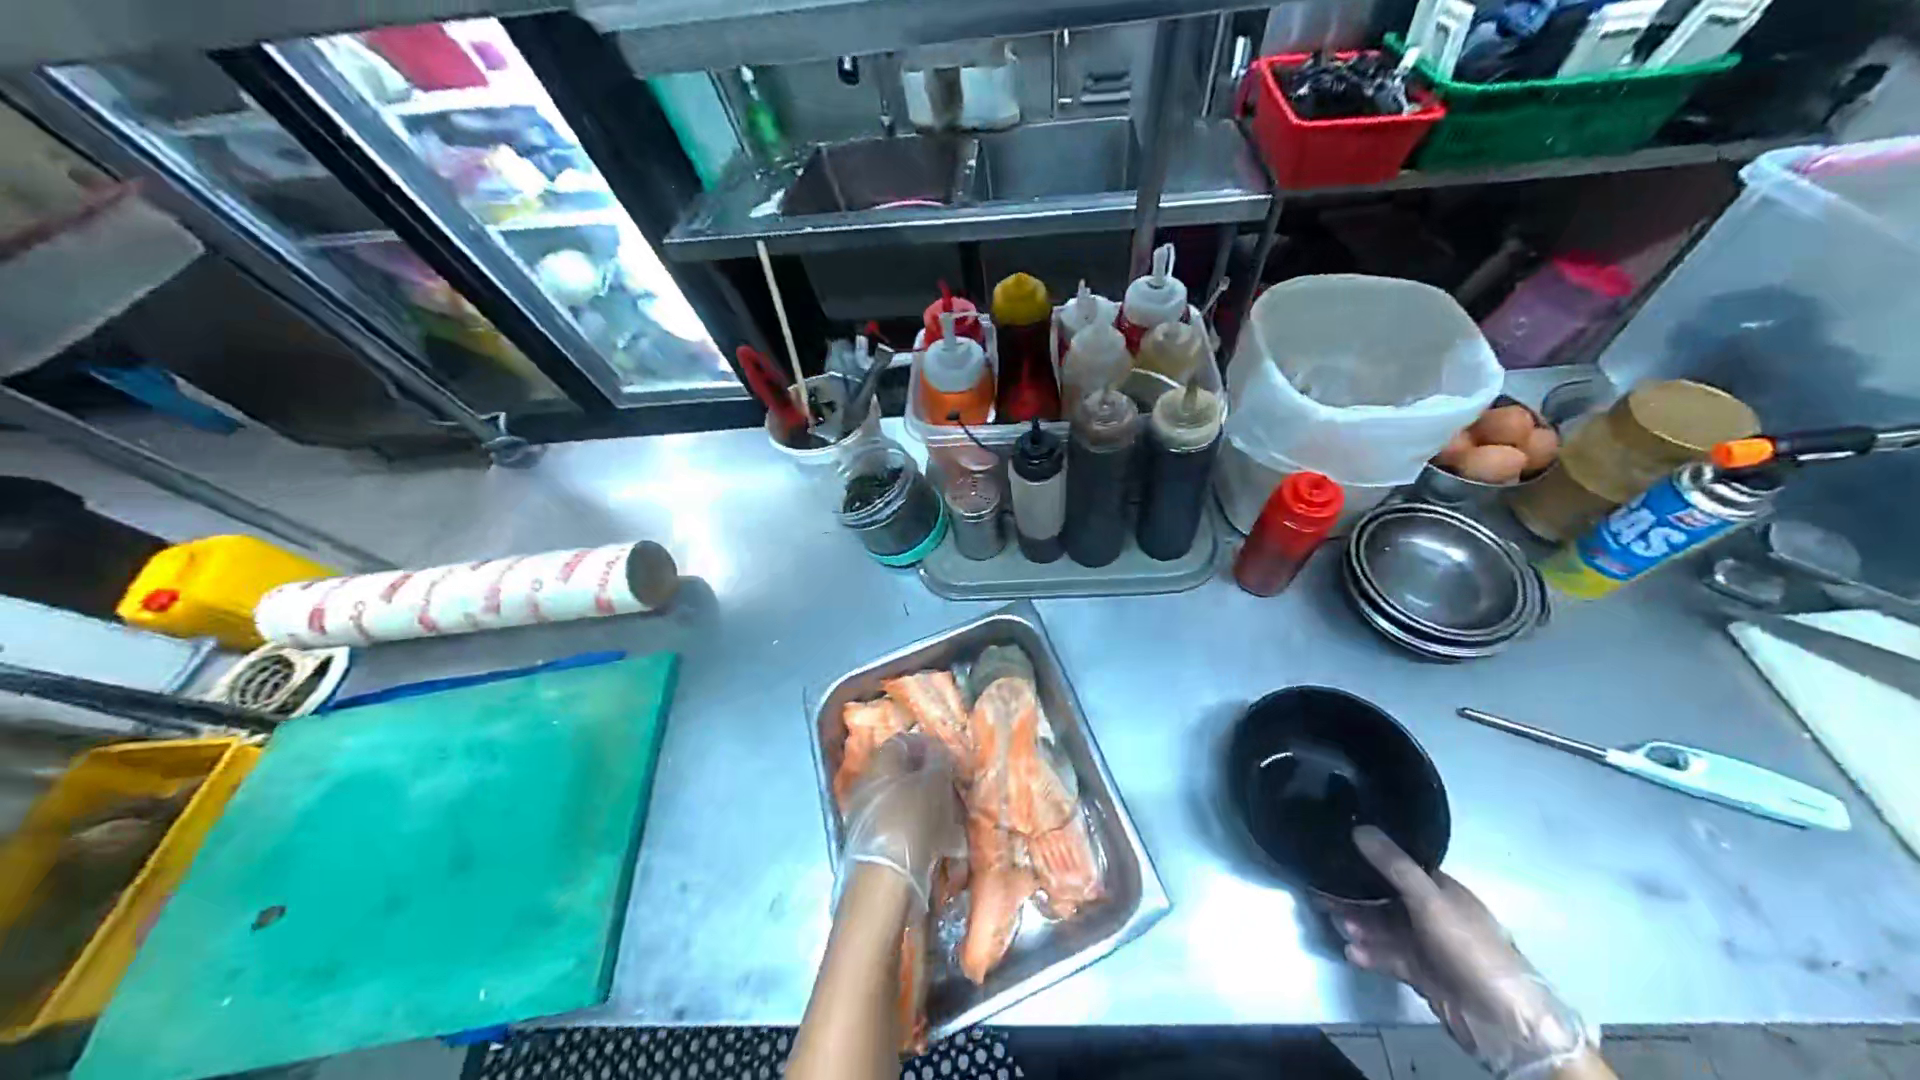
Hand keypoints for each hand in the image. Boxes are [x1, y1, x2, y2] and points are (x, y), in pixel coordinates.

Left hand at [840, 733, 964, 910]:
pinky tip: (941, 844)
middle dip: (931, 778)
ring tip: (953, 819)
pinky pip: (902, 827)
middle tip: (954, 787)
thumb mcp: (935, 783)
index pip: (903, 741)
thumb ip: (939, 761)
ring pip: (905, 801)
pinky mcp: (874, 843)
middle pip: (903, 772)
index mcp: (879, 764)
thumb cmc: (912, 821)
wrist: (886, 881)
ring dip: (929, 806)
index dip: (928, 744)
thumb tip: (938, 750)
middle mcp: (868, 786)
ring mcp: (868, 816)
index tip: (949, 757)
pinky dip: (922, 830)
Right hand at [1329, 826, 1597, 1079]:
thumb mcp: (1430, 900)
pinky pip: (1387, 956)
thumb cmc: (1470, 949)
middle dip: (1354, 897)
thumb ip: (1394, 865)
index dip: (1368, 860)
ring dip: (1360, 926)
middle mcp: (1433, 914)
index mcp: (1442, 891)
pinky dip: (1369, 953)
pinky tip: (1353, 952)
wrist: (1504, 1022)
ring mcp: (1427, 945)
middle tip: (1322, 894)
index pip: (1399, 867)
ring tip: (1341, 926)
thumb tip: (1359, 827)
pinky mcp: (1422, 973)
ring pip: (1382, 928)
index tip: (1335, 854)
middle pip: (1384, 899)